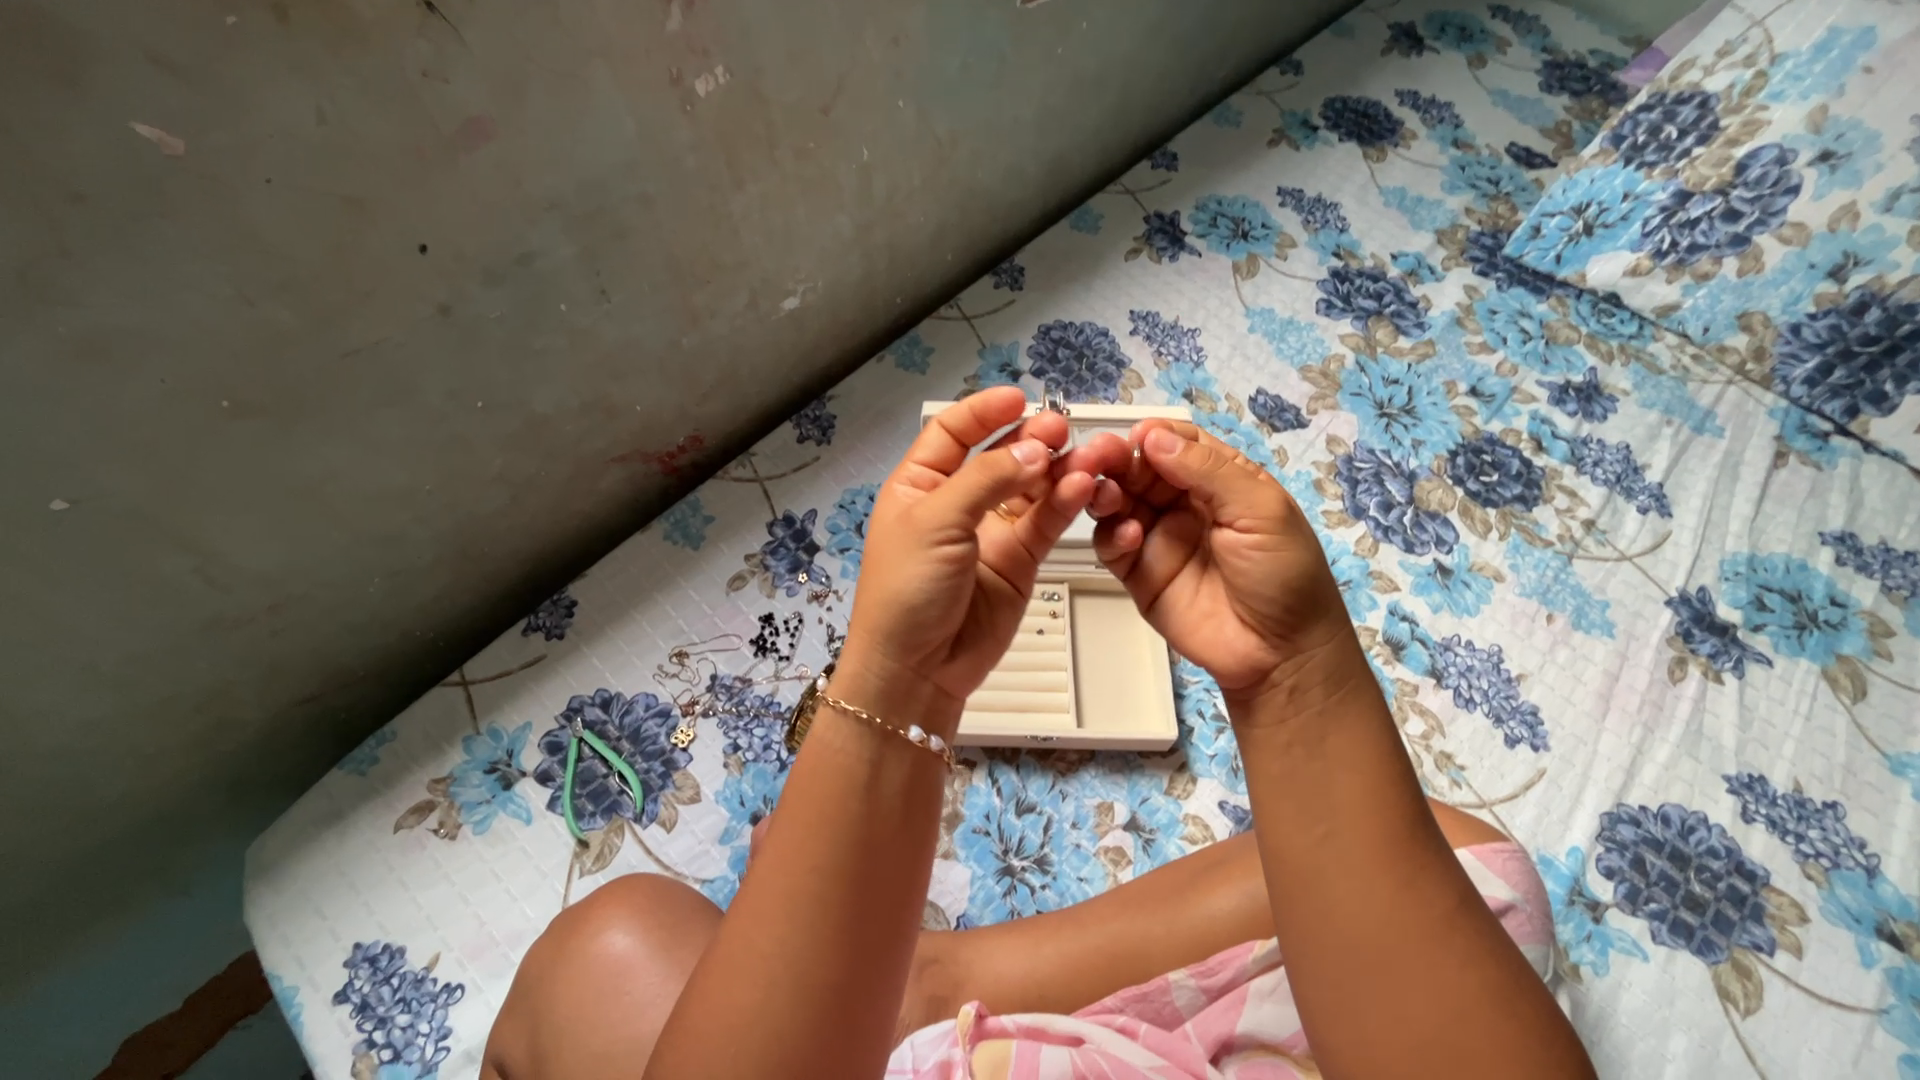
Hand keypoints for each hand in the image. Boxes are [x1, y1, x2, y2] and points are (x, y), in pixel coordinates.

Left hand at [837, 388, 1129, 724]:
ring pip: (1030, 488)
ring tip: (1083, 456)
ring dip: (1055, 469)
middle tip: (1059, 429)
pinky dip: (1064, 503)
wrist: (917, 668)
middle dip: (1028, 439)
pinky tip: (1081, 487)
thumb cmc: (906, 589)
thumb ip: (986, 480)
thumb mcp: (935, 522)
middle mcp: (956, 503)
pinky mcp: (1019, 560)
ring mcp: (990, 532)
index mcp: (919, 485)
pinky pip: (1045, 522)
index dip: (983, 412)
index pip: (951, 432)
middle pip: (999, 456)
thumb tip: (1034, 447)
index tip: (1019, 398)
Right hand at [1093, 422, 1353, 708]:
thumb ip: (1208, 470)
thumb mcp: (1261, 510)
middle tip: (1097, 459)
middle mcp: (1184, 503)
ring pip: (1117, 502)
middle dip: (1118, 460)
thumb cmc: (1284, 574)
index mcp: (1220, 480)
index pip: (1178, 444)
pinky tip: (1127, 536)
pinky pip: (1111, 544)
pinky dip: (1110, 534)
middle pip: (1139, 468)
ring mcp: (1157, 537)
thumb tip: (1153, 436)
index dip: (1154, 437)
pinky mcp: (1137, 573)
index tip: (1134, 438)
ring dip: (1106, 492)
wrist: (1279, 654)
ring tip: (1107, 497)